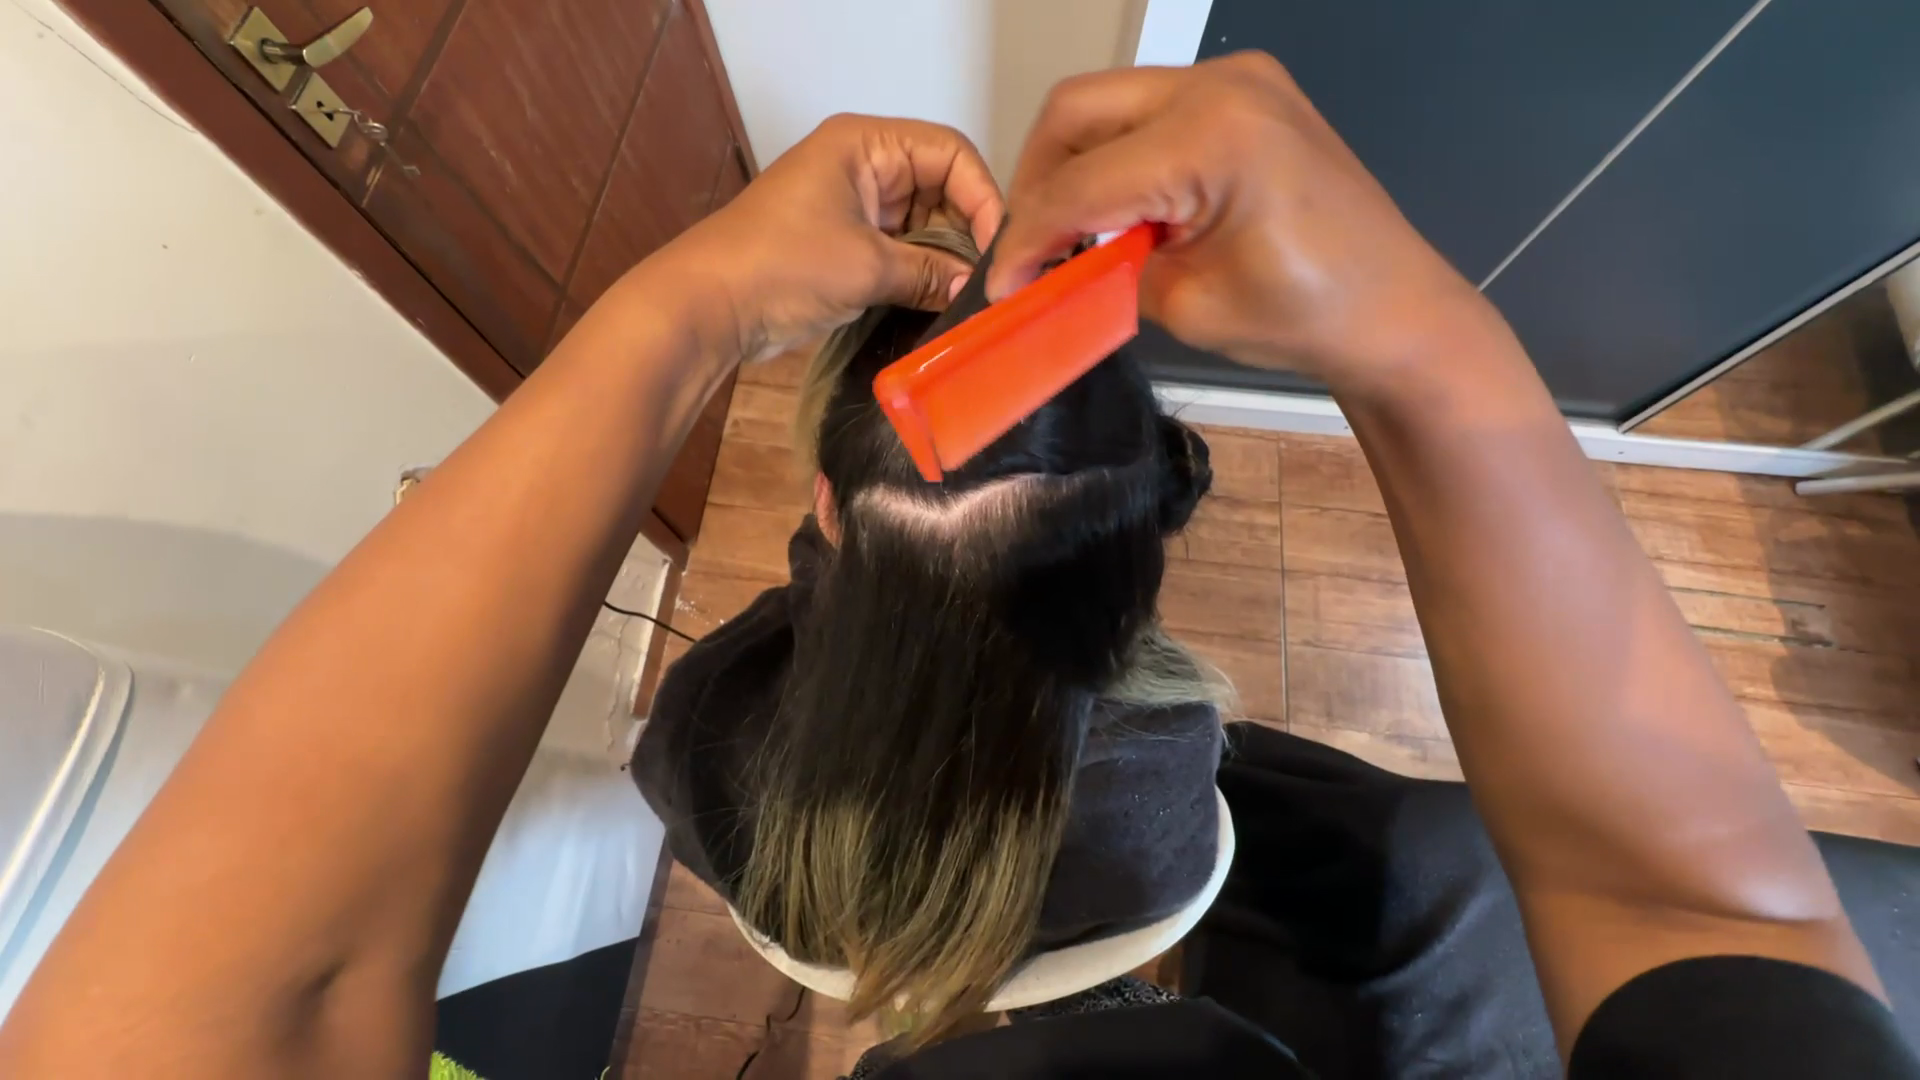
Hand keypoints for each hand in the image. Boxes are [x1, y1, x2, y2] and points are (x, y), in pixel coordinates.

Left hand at [643, 115, 1002, 364]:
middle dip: (965, 234)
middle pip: (941, 190)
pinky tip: (941, 305)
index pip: (950, 153)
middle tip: (987, 282)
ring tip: (967, 299)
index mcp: (867, 146)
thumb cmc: (782, 265)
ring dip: (945, 262)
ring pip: (923, 228)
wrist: (712, 306)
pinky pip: (901, 255)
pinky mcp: (849, 249)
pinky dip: (921, 278)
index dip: (981, 197)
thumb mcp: (866, 266)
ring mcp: (856, 211)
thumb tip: (972, 289)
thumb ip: (928, 274)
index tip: (996, 249)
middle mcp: (866, 170)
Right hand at [987, 54, 1489, 392]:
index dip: (1025, 239)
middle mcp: (1221, 85)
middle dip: (1036, 185)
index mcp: (1211, 137)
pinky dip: (1115, 161)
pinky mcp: (1245, 99)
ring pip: (1108, 106)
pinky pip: (1149, 115)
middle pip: (1077, 112)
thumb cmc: (1302, 318)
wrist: (1391, 309)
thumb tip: (1063, 265)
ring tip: (1066, 238)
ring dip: (1072, 169)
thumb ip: (1111, 272)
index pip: (1079, 183)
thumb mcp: (1184, 305)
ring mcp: (1237, 82)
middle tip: (1027, 252)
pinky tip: (1116, 214)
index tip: (1002, 286)